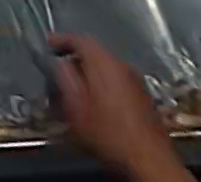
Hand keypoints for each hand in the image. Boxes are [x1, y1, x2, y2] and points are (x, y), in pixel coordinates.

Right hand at [49, 34, 188, 181]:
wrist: (150, 160)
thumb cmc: (109, 133)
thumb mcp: (76, 107)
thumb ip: (64, 79)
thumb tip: (58, 64)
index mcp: (103, 61)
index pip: (79, 39)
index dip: (61, 40)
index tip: (49, 45)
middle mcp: (121, 65)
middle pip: (93, 53)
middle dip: (74, 61)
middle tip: (59, 74)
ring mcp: (134, 81)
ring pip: (104, 69)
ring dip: (88, 76)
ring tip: (75, 94)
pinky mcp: (142, 97)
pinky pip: (116, 82)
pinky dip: (102, 87)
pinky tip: (96, 107)